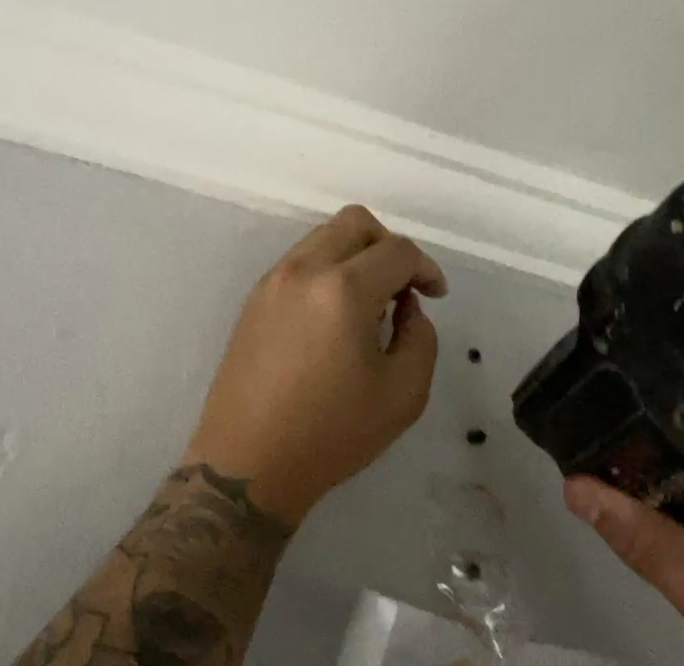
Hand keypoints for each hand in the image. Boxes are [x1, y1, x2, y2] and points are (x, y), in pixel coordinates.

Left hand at [184, 205, 448, 525]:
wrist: (248, 461)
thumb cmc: (331, 433)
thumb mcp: (403, 394)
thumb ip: (420, 336)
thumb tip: (405, 304)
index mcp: (343, 290)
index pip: (396, 250)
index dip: (425, 268)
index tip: (434, 296)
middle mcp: (304, 270)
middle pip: (355, 223)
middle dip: (389, 246)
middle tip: (402, 287)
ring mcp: (273, 280)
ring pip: (323, 237)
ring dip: (355, 255)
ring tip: (370, 304)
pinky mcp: (255, 298)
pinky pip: (300, 261)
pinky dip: (327, 270)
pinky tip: (335, 316)